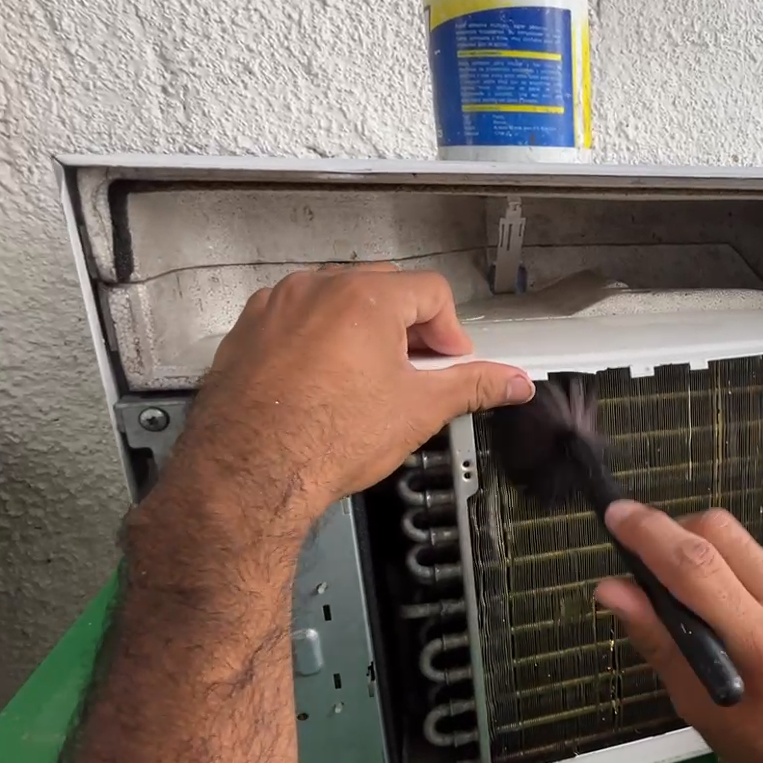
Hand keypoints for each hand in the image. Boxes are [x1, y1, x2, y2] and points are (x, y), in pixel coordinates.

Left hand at [162, 265, 532, 529]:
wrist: (249, 474)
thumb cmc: (325, 438)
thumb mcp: (421, 409)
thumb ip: (475, 386)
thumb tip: (514, 383)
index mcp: (366, 298)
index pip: (433, 291)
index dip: (451, 332)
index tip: (447, 365)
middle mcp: (318, 289)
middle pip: (388, 290)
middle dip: (411, 329)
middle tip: (416, 372)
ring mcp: (278, 306)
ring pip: (342, 302)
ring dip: (367, 331)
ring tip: (371, 382)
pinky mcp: (250, 330)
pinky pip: (302, 318)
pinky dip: (324, 340)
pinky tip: (329, 385)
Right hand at [594, 503, 762, 762]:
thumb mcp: (697, 707)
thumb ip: (657, 639)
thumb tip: (610, 589)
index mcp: (760, 642)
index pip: (696, 567)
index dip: (649, 534)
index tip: (616, 514)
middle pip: (718, 530)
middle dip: (672, 529)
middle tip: (646, 558)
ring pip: (738, 538)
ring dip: (701, 551)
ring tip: (691, 596)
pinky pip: (760, 556)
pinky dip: (732, 569)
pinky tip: (732, 607)